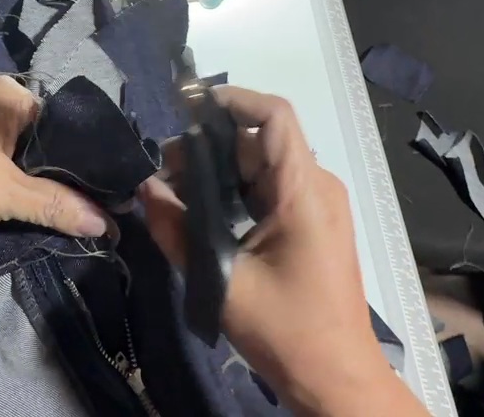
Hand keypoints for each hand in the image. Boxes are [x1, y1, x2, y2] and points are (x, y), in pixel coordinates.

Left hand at [0, 76, 109, 245]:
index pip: (63, 124)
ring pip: (19, 159)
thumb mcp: (7, 192)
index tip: (109, 193)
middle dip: (60, 177)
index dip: (85, 160)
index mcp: (9, 93)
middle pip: (42, 142)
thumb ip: (57, 205)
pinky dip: (11, 189)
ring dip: (34, 187)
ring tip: (69, 216)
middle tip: (94, 211)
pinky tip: (31, 212)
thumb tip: (108, 224)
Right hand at [141, 86, 417, 416]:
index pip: (274, 115)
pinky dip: (232, 190)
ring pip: (258, 164)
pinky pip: (267, 187)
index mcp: (303, 191)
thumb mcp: (222, 281)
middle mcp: (315, 187)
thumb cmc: (288, 331)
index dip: (231, 99)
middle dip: (206, 145)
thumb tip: (143, 188)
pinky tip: (199, 212)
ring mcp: (314, 205)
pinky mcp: (308, 222)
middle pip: (257, 140)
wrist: (339, 384)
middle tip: (163, 170)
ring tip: (173, 193)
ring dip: (215, 170)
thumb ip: (176, 229)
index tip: (187, 108)